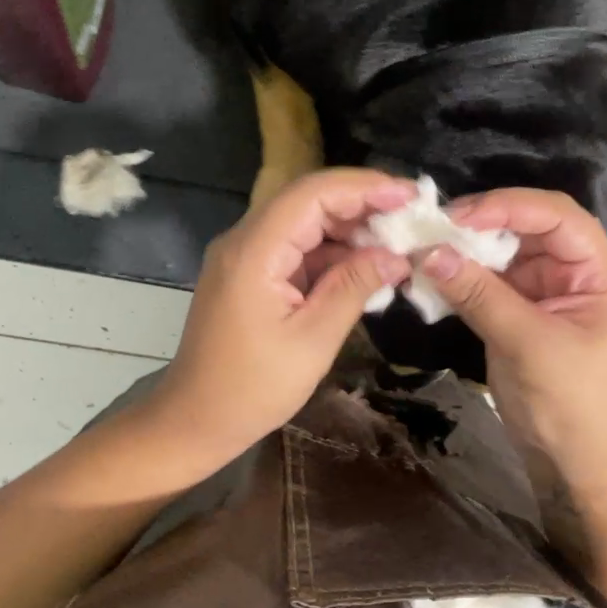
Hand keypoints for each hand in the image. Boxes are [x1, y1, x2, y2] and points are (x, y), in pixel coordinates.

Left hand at [143, 169, 416, 467]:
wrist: (194, 420)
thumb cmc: (253, 388)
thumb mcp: (314, 340)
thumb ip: (354, 287)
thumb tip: (397, 255)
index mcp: (254, 251)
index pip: (313, 194)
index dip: (365, 187)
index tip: (410, 197)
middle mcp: (244, 241)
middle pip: (307, 201)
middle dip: (362, 206)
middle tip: (411, 221)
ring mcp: (243, 257)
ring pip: (303, 224)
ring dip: (348, 231)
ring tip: (397, 245)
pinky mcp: (248, 275)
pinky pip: (294, 249)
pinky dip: (330, 254)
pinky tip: (364, 267)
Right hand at [421, 189, 606, 482]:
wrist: (577, 468)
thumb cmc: (573, 405)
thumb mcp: (528, 345)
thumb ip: (480, 296)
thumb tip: (428, 253)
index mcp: (596, 272)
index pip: (556, 216)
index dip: (510, 206)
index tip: (459, 217)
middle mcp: (572, 275)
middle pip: (526, 230)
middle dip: (482, 226)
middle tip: (433, 230)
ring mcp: (543, 297)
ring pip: (502, 258)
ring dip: (467, 253)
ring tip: (426, 251)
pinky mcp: (518, 319)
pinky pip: (487, 287)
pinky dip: (462, 282)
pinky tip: (432, 280)